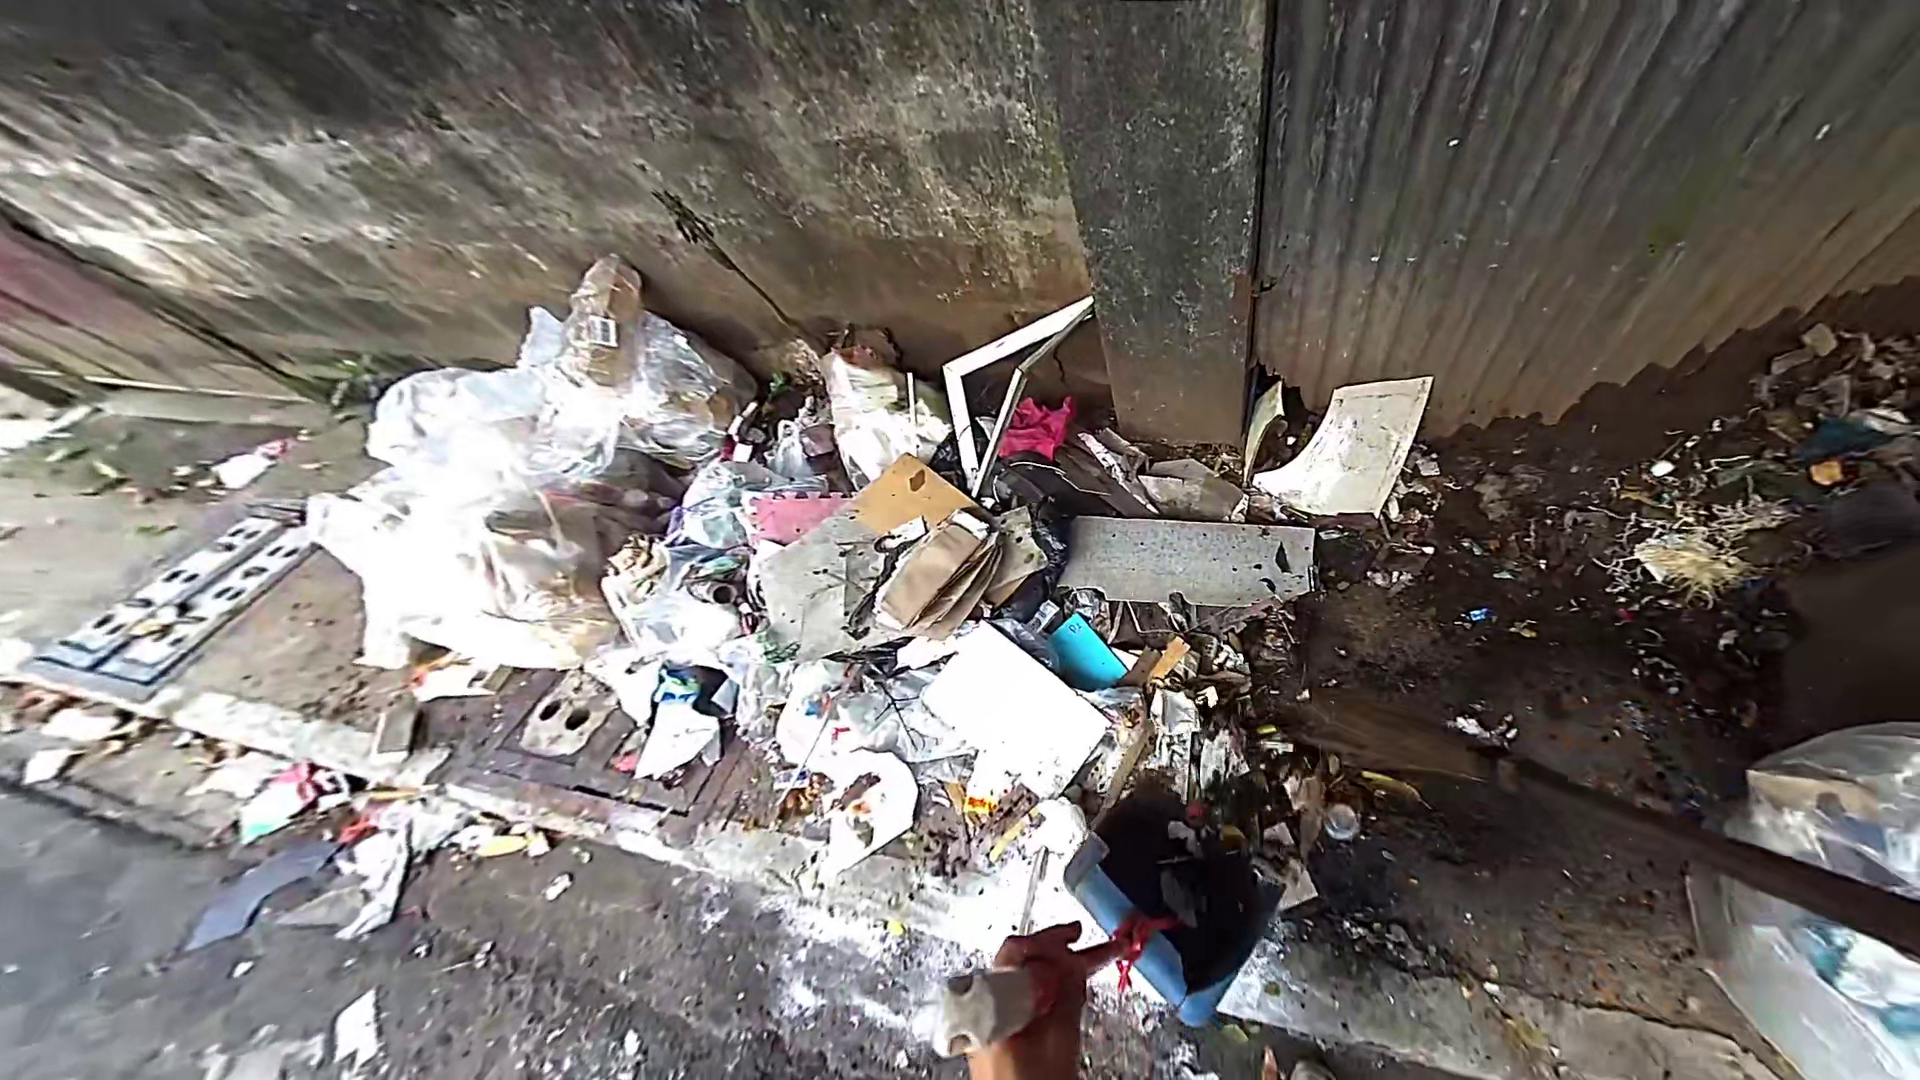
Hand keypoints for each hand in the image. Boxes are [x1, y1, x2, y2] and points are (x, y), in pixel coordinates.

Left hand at [968, 923, 1121, 1079]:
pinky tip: (1064, 988)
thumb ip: (1067, 999)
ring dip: (1050, 968)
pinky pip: (1018, 998)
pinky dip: (1043, 991)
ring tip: (1081, 959)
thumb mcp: (1059, 1047)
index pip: (1015, 952)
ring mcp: (985, 1019)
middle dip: (1051, 949)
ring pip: (1020, 979)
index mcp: (988, 1003)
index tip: (1075, 935)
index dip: (1048, 940)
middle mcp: (980, 1005)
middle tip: (1079, 939)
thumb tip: (1074, 964)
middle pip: (1017, 961)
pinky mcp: (993, 1034)